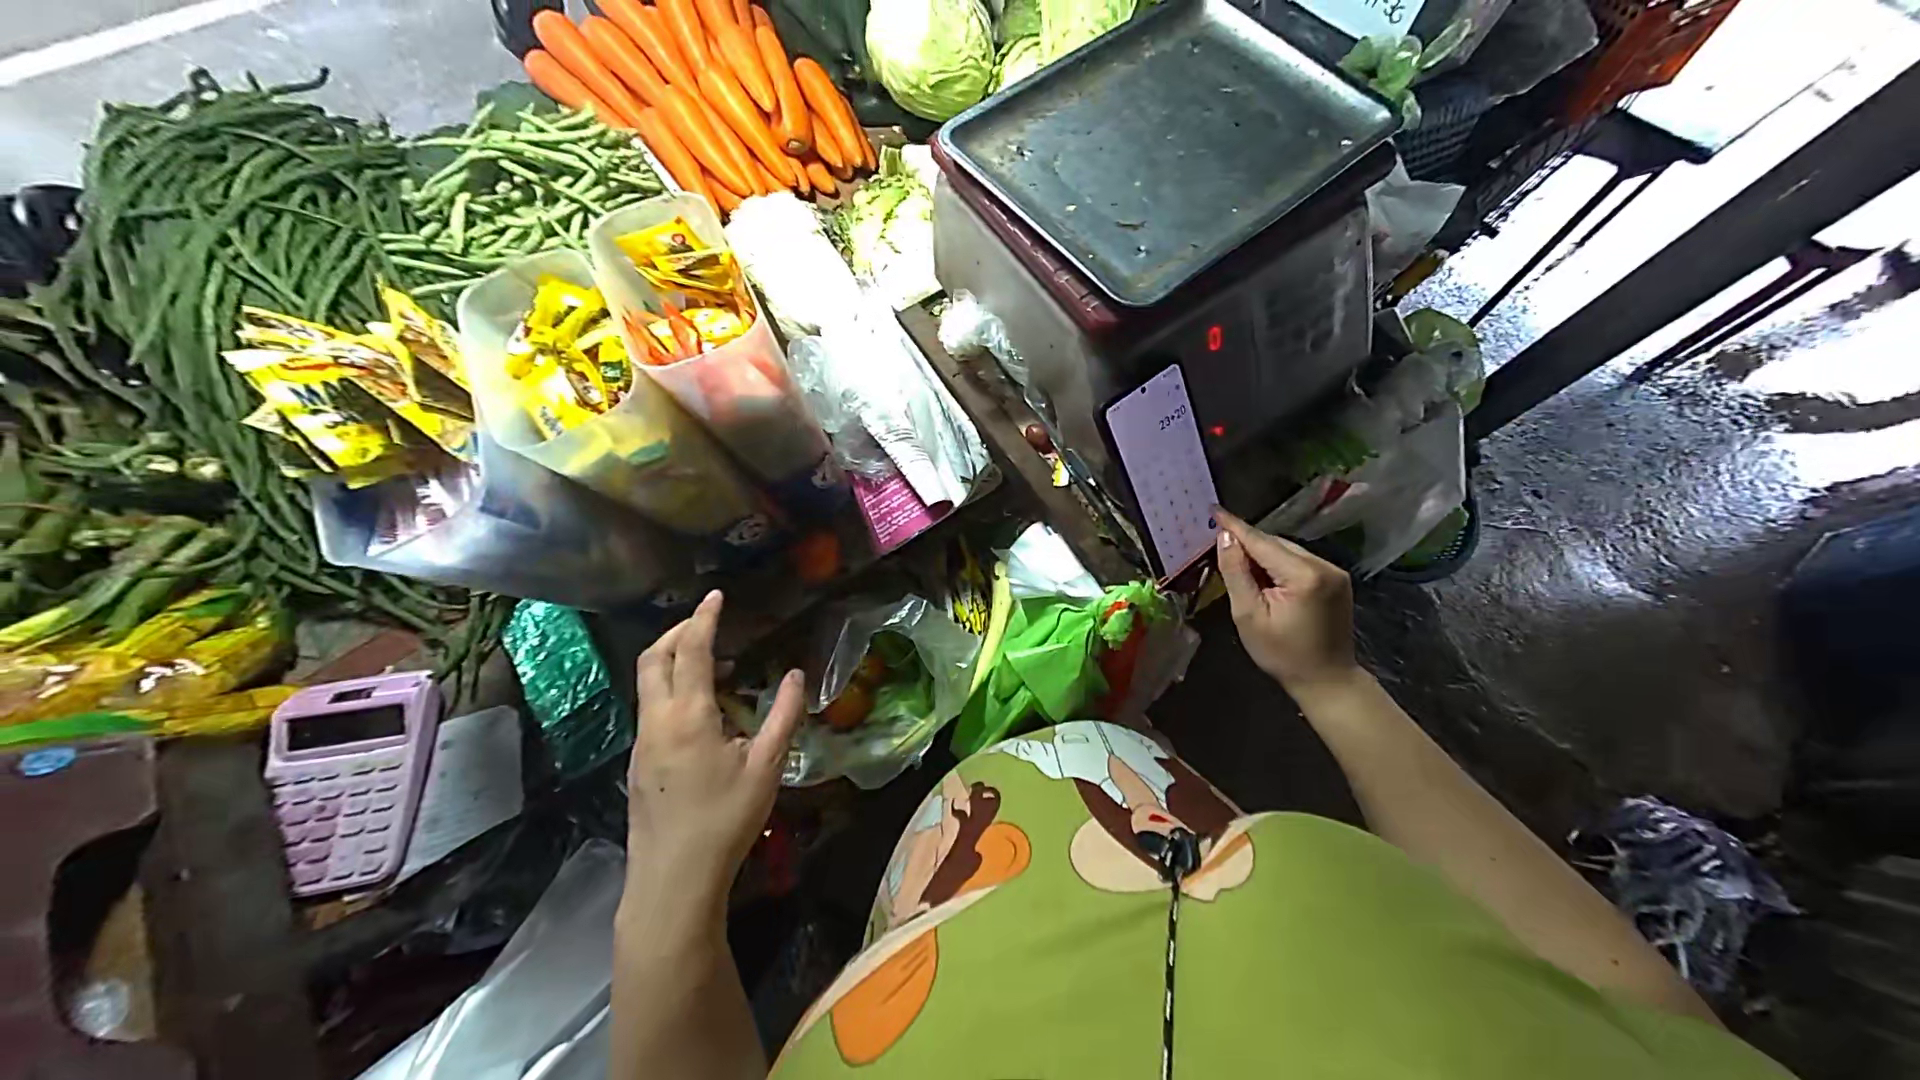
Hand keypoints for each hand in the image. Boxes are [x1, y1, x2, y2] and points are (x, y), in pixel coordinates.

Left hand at [626, 590, 804, 918]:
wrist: (672, 880)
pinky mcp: (638, 762)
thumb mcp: (766, 767)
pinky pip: (651, 708)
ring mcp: (641, 742)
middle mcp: (657, 721)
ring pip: (648, 683)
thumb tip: (795, 675)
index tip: (716, 596)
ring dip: (674, 660)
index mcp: (688, 715)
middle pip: (654, 658)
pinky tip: (703, 711)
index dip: (704, 619)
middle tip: (708, 621)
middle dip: (678, 631)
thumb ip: (784, 715)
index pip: (692, 651)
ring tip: (715, 664)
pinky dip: (672, 688)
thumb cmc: (724, 820)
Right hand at [1213, 507, 1359, 693]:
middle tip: (1218, 542)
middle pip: (1275, 544)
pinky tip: (1263, 576)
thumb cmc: (1281, 654)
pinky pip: (1299, 561)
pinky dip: (1277, 563)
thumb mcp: (1248, 615)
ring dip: (1262, 553)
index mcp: (1303, 575)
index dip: (1235, 527)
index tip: (1214, 511)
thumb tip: (1226, 538)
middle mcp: (1324, 566)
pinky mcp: (1336, 580)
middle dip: (1247, 542)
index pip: (1261, 542)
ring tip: (1237, 562)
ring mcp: (1334, 572)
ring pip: (1287, 550)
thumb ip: (1236, 573)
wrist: (1327, 680)